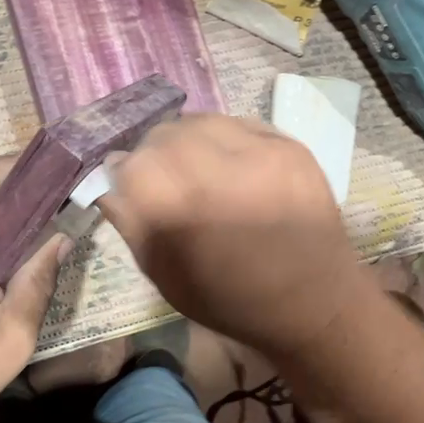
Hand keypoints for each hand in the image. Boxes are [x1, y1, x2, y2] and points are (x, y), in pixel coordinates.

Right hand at [98, 114, 372, 358]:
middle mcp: (215, 172)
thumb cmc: (230, 300)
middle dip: (154, 153)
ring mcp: (258, 153)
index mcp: (179, 212)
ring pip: (199, 121)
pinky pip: (238, 123)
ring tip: (196, 167)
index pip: (130, 164)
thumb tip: (109, 182)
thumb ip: (132, 224)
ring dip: (187, 140)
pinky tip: (229, 164)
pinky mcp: (288, 145)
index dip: (125, 175)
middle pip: (162, 135)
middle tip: (164, 178)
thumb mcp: (165, 277)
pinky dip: (223, 138)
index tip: (132, 188)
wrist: (314, 301)